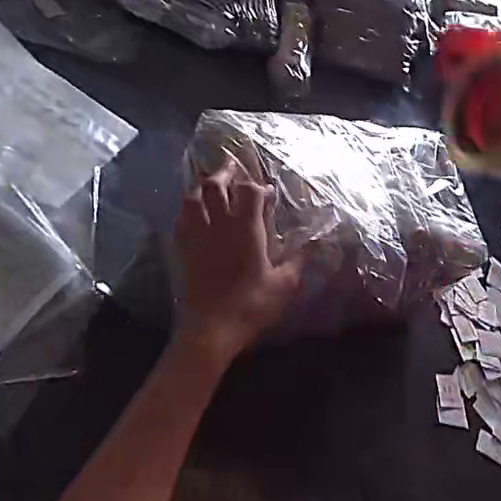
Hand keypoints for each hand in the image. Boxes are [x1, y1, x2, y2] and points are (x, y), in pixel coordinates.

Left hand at [173, 162, 306, 360]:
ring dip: (202, 187)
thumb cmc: (251, 305)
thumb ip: (301, 259)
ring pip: (192, 197)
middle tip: (233, 170)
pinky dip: (187, 209)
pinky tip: (194, 215)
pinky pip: (180, 219)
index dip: (258, 186)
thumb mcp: (285, 284)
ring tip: (211, 187)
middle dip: (225, 173)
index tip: (267, 193)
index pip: (249, 190)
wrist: (209, 330)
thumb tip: (319, 242)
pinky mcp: (182, 250)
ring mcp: (196, 236)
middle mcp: (218, 224)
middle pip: (214, 184)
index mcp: (246, 228)